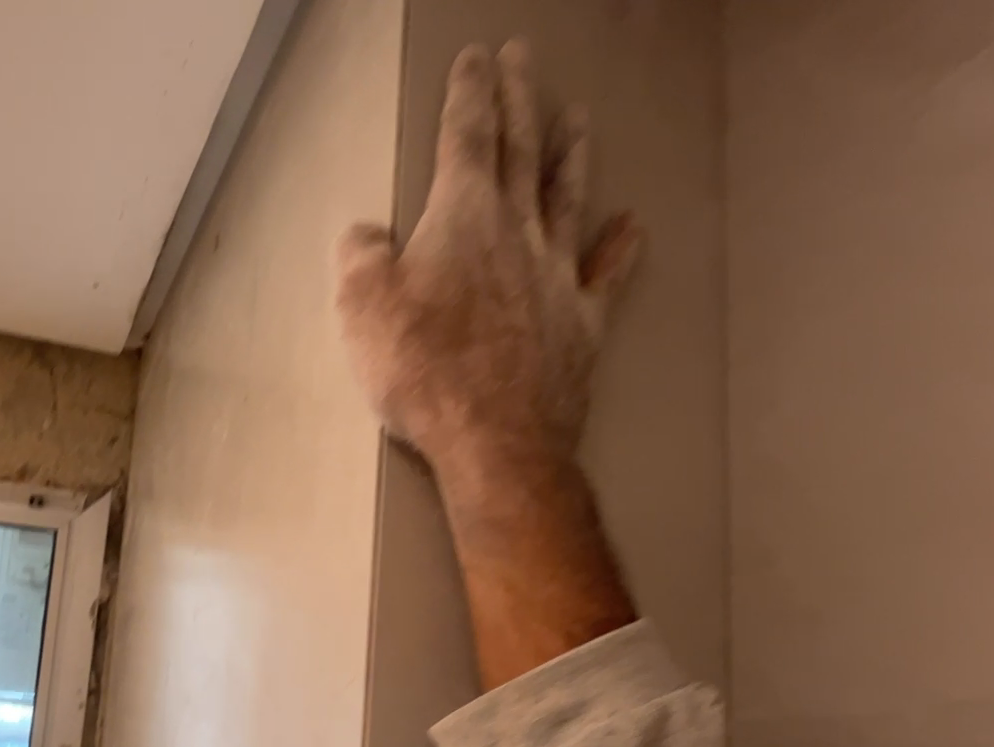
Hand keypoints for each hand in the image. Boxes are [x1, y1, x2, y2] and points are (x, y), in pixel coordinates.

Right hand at [335, 40, 640, 470]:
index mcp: (463, 218)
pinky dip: (619, 248)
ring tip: (577, 119)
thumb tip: (367, 234)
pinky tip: (632, 226)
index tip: (476, 58)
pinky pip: (605, 275)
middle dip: (521, 100)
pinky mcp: (581, 324)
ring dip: (570, 155)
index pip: (468, 136)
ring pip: (567, 199)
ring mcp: (556, 276)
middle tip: (524, 59)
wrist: (495, 440)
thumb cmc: (423, 371)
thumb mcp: (361, 308)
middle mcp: (518, 233)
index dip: (470, 93)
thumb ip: (360, 256)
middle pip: (522, 152)